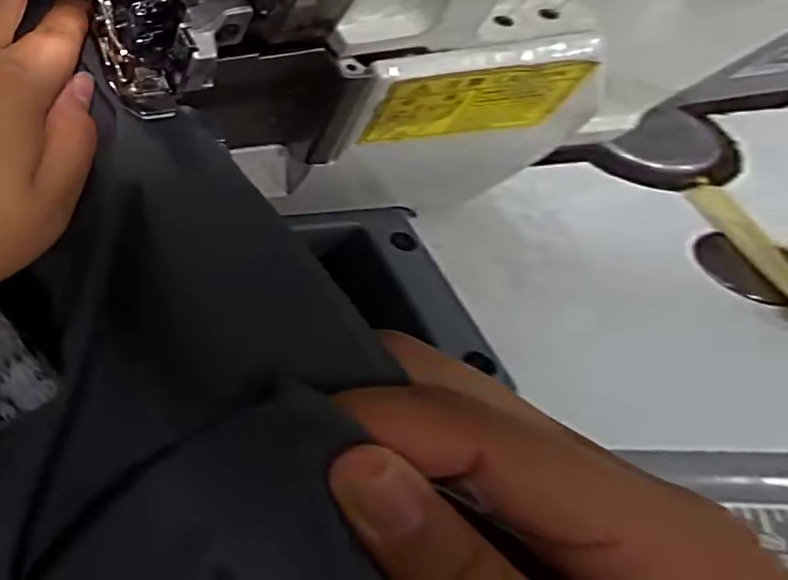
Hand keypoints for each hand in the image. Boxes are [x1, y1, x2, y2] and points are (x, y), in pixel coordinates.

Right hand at [329, 333, 779, 578]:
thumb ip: (461, 570)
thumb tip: (352, 463)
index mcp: (653, 520)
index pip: (467, 416)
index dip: (368, 416)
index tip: (290, 442)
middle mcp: (621, 485)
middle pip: (450, 383)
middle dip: (360, 397)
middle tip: (295, 441)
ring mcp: (593, 496)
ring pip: (445, 405)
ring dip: (374, 426)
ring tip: (322, 464)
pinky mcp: (566, 519)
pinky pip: (460, 451)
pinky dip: (402, 457)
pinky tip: (373, 491)